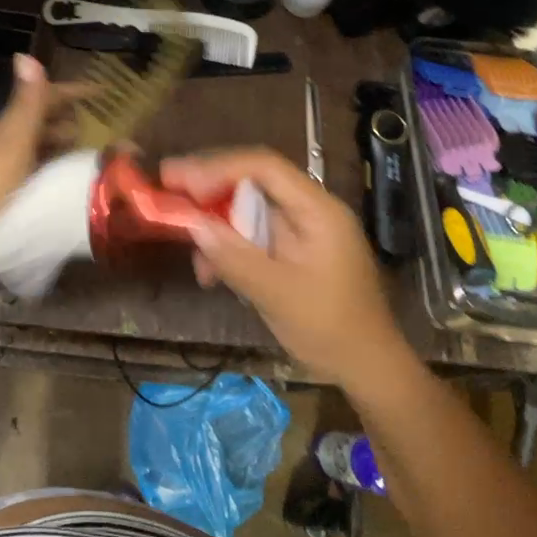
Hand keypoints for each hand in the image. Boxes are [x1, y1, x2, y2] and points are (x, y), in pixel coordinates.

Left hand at [0, 54, 87, 241]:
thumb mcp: (15, 141)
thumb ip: (27, 103)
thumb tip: (25, 54)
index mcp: (14, 123)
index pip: (49, 97)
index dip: (75, 91)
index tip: (104, 90)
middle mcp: (11, 136)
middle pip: (46, 118)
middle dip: (72, 119)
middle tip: (103, 129)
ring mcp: (8, 159)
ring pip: (42, 141)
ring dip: (64, 143)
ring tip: (90, 155)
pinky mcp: (7, 181)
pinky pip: (38, 163)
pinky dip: (54, 162)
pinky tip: (64, 177)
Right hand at [161, 148, 409, 388]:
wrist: (369, 369)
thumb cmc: (330, 329)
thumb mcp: (277, 295)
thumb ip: (234, 257)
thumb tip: (193, 225)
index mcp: (317, 211)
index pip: (263, 167)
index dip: (217, 168)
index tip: (178, 181)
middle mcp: (310, 211)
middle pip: (251, 182)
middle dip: (208, 191)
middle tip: (167, 195)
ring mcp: (303, 231)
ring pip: (248, 211)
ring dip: (216, 227)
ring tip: (194, 257)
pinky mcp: (294, 252)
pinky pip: (254, 235)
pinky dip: (230, 248)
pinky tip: (212, 275)